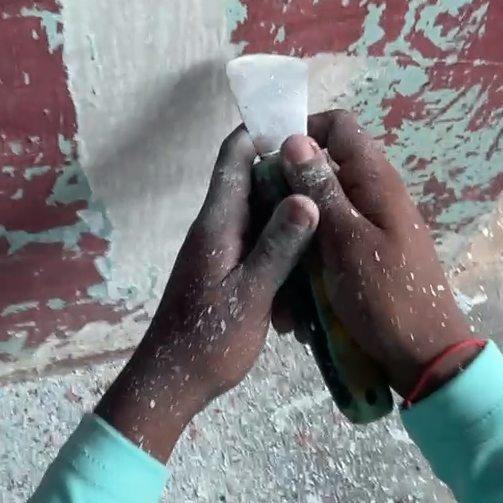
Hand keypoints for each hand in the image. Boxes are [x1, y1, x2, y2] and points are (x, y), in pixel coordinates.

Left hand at [96, 127, 318, 459]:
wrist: (172, 383)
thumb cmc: (208, 339)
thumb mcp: (252, 293)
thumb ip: (278, 246)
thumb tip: (306, 195)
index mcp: (217, 223)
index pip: (233, 159)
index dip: (258, 131)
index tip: (295, 119)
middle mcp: (217, 227)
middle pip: (251, 182)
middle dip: (286, 172)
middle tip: (331, 169)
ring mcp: (221, 249)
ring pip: (258, 214)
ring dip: (287, 214)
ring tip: (329, 210)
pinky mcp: (227, 270)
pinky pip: (258, 244)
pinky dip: (281, 246)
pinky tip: (310, 261)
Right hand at [278, 111, 477, 397]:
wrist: (425, 359)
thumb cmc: (386, 296)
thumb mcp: (345, 240)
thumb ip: (319, 188)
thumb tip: (295, 139)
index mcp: (375, 179)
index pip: (339, 125)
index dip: (303, 130)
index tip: (268, 158)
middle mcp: (373, 193)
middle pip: (322, 166)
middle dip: (289, 186)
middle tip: (260, 214)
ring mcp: (369, 223)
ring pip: (319, 206)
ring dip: (296, 228)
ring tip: (273, 256)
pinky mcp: (363, 251)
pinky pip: (327, 237)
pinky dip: (308, 253)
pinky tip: (293, 284)